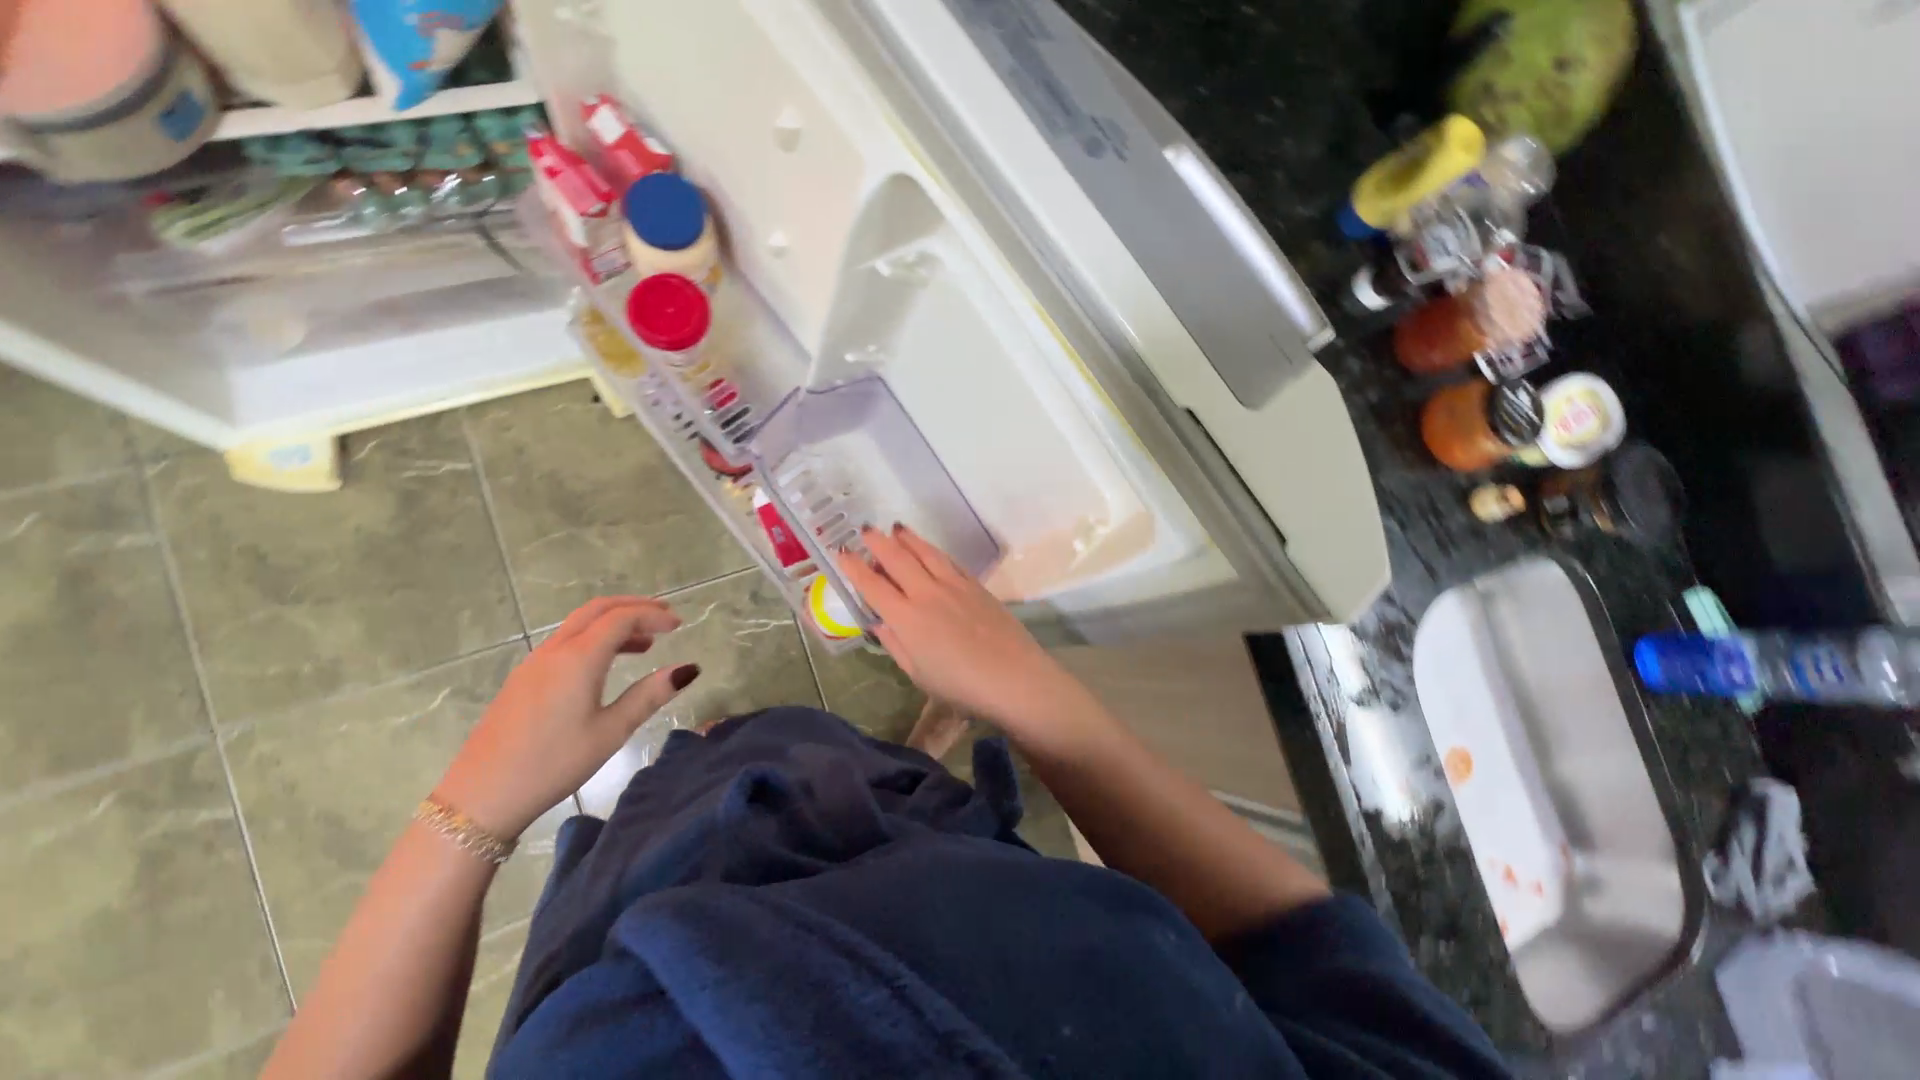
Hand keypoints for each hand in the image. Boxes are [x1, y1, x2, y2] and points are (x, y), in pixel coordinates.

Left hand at [433, 597, 699, 838]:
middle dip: (633, 608)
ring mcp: (533, 663)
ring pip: (578, 625)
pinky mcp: (523, 679)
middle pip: (597, 610)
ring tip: (644, 643)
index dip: (653, 616)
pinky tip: (605, 665)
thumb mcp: (610, 732)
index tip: (679, 625)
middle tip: (664, 618)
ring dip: (612, 624)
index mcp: (578, 659)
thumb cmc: (554, 763)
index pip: (621, 618)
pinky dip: (592, 639)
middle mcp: (554, 651)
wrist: (483, 794)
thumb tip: (687, 669)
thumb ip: (648, 695)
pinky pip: (564, 642)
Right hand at [836, 526, 1097, 741]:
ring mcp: (953, 585)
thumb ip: (895, 644)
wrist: (1014, 678)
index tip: (841, 553)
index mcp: (906, 619)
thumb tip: (878, 623)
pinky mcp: (975, 585)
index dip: (854, 568)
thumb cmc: (961, 686)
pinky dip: (932, 550)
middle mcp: (927, 594)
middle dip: (878, 543)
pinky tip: (927, 548)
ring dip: (906, 538)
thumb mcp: (918, 674)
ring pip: (925, 553)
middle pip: (897, 559)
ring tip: (894, 529)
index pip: (873, 586)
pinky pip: (948, 560)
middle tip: (865, 530)